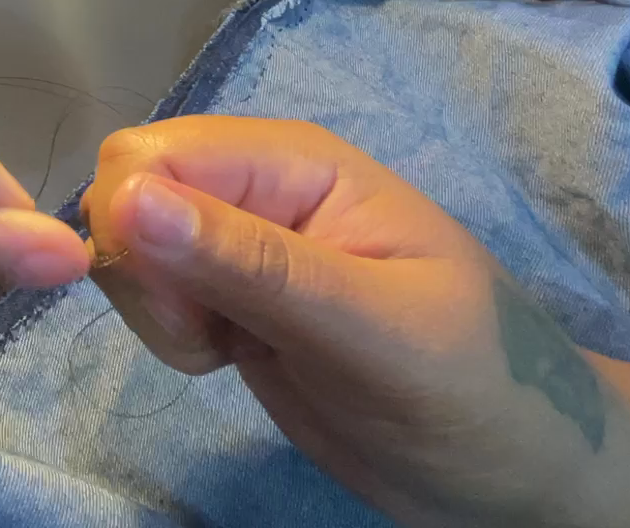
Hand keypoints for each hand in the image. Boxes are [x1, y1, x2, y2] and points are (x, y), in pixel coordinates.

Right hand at [81, 117, 627, 526]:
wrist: (510, 475)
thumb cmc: (476, 395)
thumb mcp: (375, 334)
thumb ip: (250, 263)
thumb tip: (124, 199)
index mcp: (286, 159)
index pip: (146, 155)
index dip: (131, 223)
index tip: (183, 307)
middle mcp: (243, 181)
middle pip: (119, 188)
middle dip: (137, 267)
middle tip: (200, 331)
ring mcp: (222, 230)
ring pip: (119, 235)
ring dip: (148, 301)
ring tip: (218, 344)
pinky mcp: (208, 279)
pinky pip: (136, 278)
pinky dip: (156, 321)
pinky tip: (217, 348)